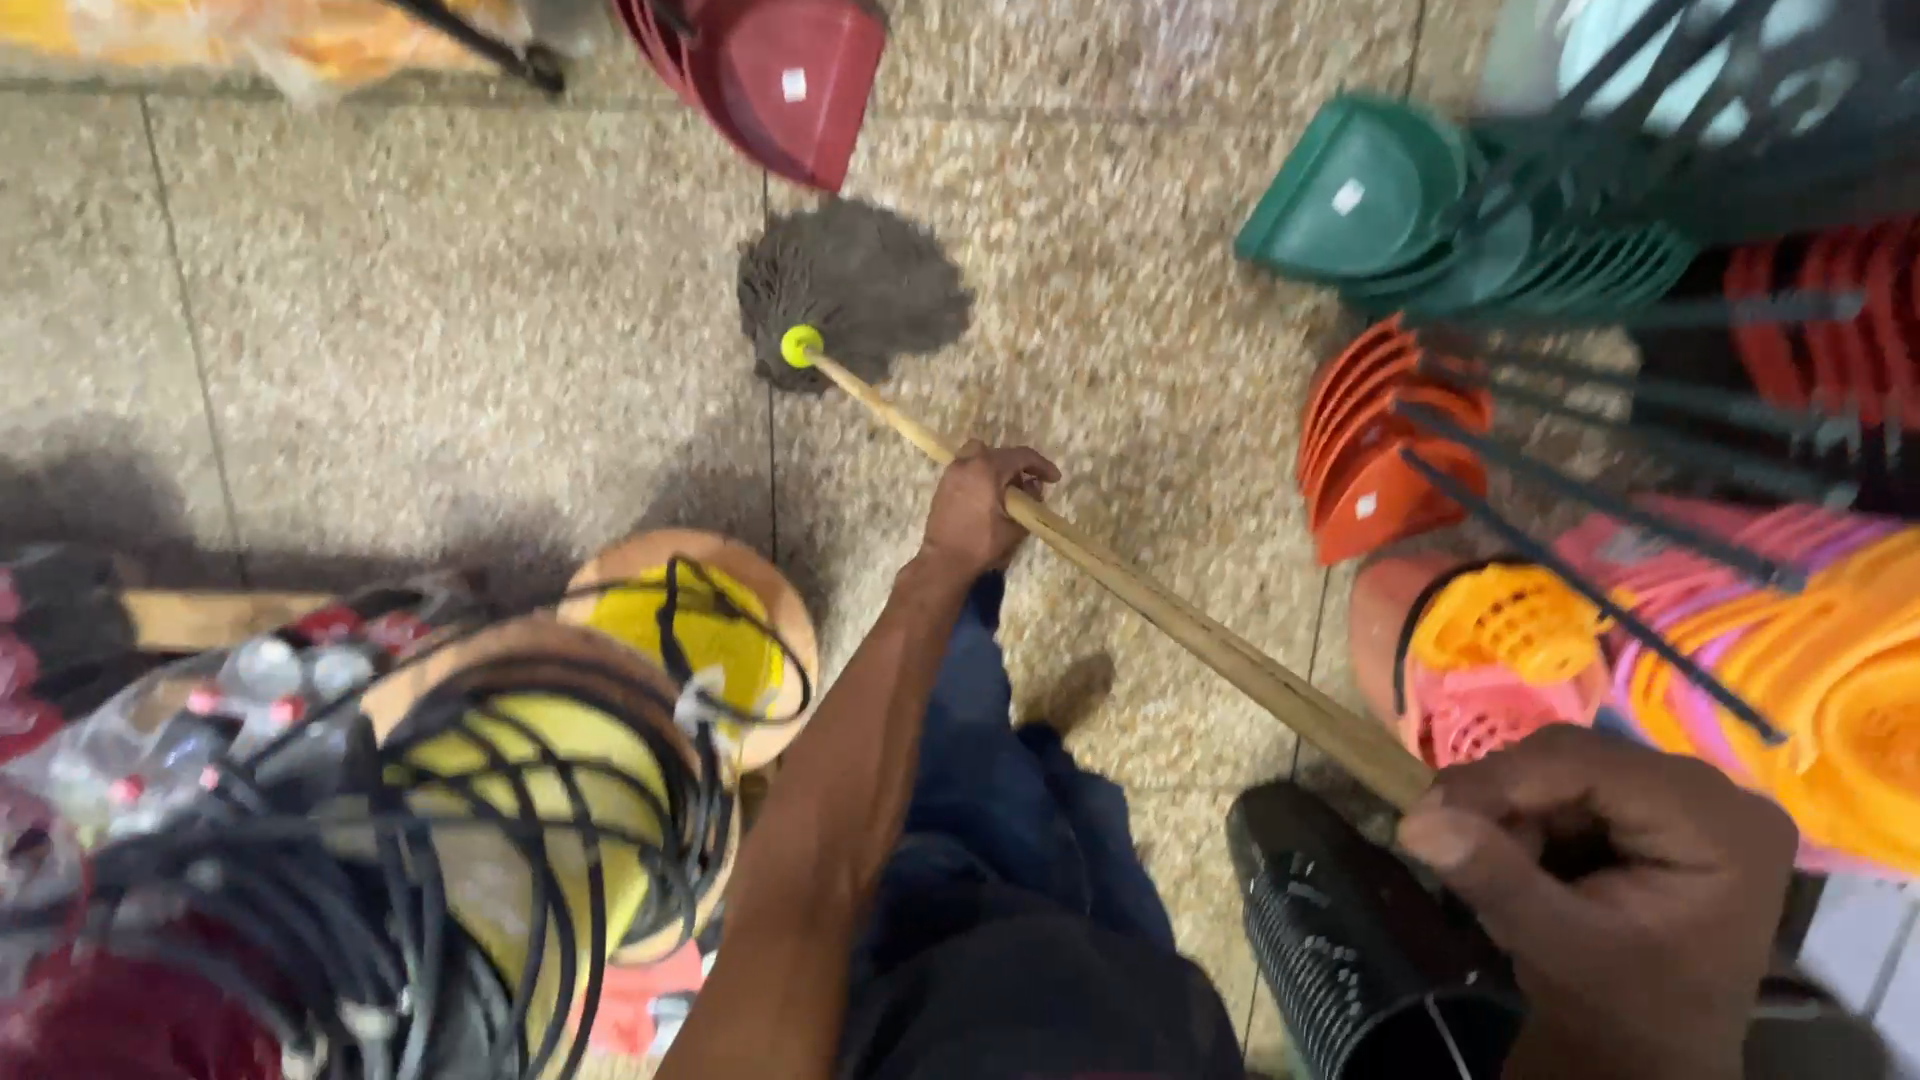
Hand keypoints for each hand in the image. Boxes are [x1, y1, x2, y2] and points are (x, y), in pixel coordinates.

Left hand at [918, 441, 1060, 579]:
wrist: (944, 560)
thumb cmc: (982, 544)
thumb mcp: (1016, 525)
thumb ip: (1030, 500)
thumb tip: (1033, 486)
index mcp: (987, 469)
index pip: (1021, 456)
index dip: (1042, 465)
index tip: (1054, 478)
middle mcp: (967, 463)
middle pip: (1000, 453)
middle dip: (1018, 466)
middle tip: (1028, 486)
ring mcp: (952, 472)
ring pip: (979, 455)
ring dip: (996, 466)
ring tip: (1005, 488)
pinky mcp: (943, 484)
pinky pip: (966, 467)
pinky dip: (980, 473)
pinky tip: (987, 494)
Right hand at [1396, 726, 1796, 1079]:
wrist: (1640, 1044)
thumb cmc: (1619, 1004)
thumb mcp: (1555, 945)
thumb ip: (1494, 877)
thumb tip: (1415, 820)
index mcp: (1721, 828)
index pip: (1589, 765)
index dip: (1502, 779)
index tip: (1429, 810)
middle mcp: (1710, 794)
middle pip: (1569, 755)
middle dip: (1500, 794)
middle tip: (1449, 837)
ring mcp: (1677, 794)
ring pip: (1552, 761)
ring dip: (1504, 805)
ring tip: (1494, 861)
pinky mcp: (1643, 801)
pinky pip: (1554, 777)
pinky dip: (1518, 811)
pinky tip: (1521, 855)